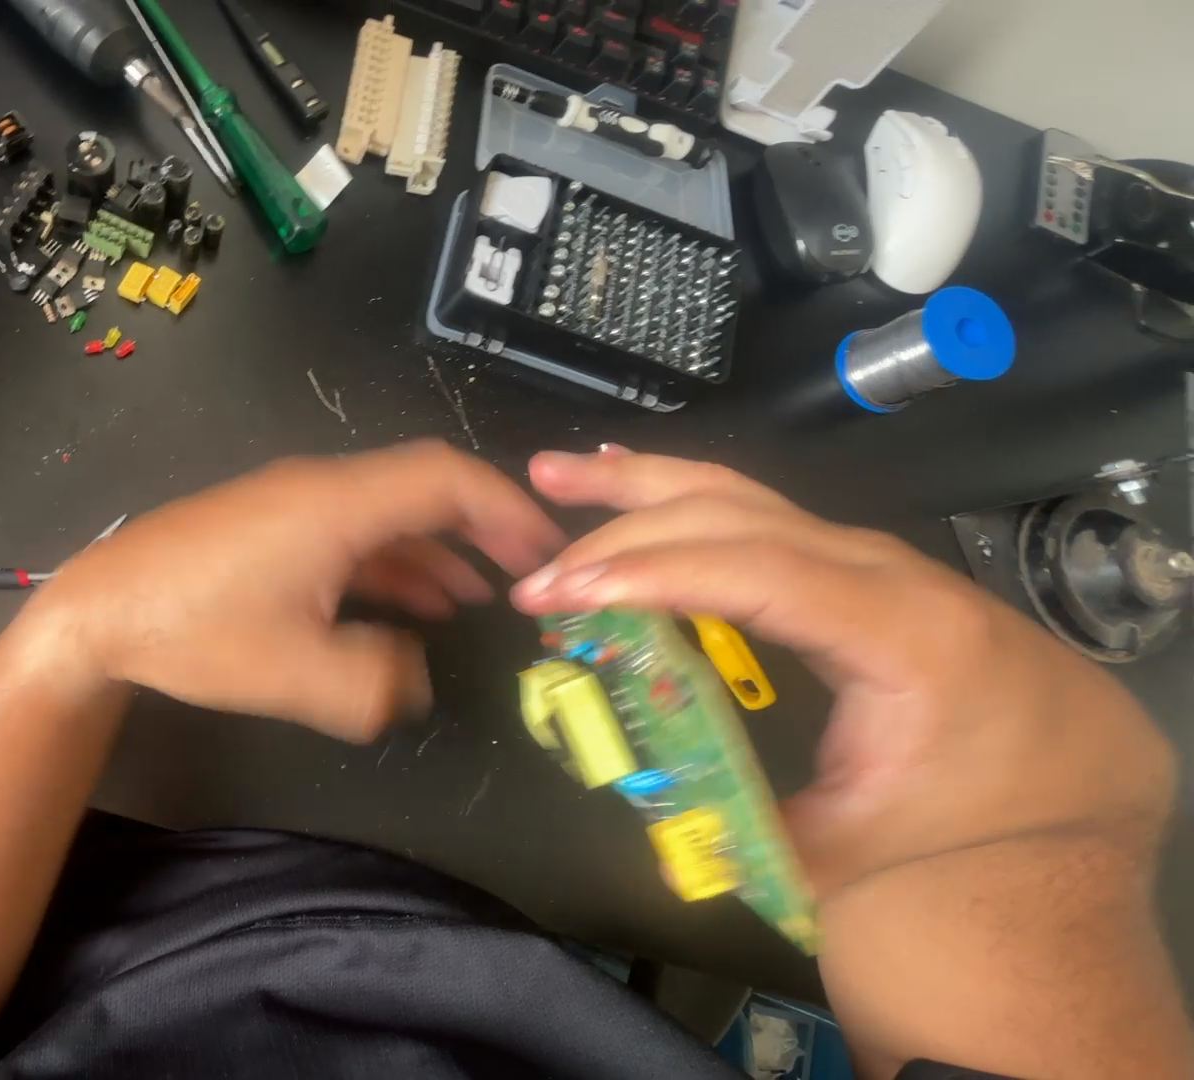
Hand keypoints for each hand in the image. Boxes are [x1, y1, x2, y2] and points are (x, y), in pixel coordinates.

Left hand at [29, 441, 563, 742]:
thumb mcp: (299, 675)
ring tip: (477, 598)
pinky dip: (387, 564)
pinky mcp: (268, 528)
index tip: (543, 551)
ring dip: (434, 552)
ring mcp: (290, 505)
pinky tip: (407, 603)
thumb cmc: (196, 634)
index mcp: (336, 505)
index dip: (506, 509)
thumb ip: (380, 684)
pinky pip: (347, 535)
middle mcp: (319, 488)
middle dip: (480, 529)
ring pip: (384, 516)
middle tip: (525, 575)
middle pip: (420, 489)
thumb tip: (416, 678)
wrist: (98, 613)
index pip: (446, 479)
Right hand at [508, 448, 1176, 896]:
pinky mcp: (903, 614)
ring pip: (779, 512)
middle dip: (635, 510)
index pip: (762, 572)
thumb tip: (605, 706)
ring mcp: (926, 598)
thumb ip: (703, 757)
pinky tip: (666, 503)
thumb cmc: (936, 928)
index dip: (646, 571)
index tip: (557, 588)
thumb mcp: (804, 849)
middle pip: (761, 517)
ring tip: (575, 470)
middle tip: (542, 492)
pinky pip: (801, 546)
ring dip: (666, 491)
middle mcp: (935, 600)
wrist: (1053, 980)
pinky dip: (717, 521)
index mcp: (928, 652)